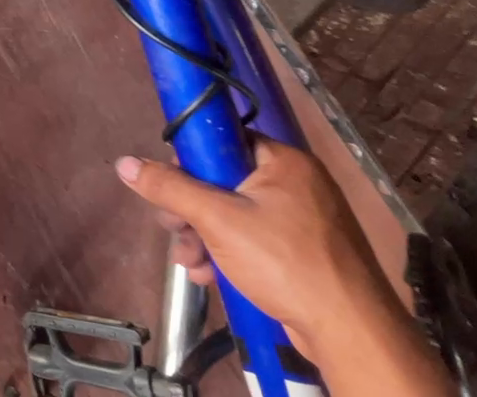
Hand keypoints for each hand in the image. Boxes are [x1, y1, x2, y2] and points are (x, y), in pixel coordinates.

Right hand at [116, 139, 380, 342]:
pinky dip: (227, 252)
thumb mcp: (216, 219)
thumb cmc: (285, 263)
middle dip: (190, 209)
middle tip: (175, 229)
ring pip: (233, 214)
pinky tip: (210, 274)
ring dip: (202, 236)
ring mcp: (304, 221)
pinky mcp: (305, 253)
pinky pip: (253, 239)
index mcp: (284, 163)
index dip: (190, 160)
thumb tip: (124, 163)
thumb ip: (169, 188)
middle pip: (221, 181)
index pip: (223, 141)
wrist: (352, 335)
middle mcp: (297, 185)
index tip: (170, 184)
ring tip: (191, 262)